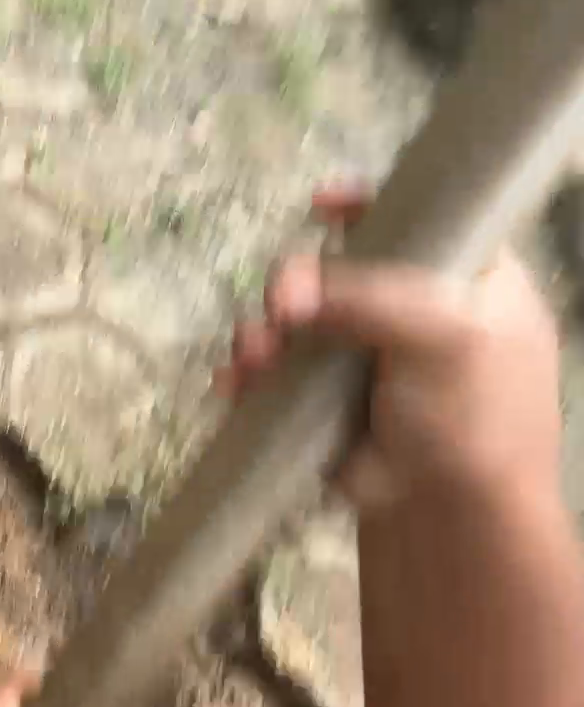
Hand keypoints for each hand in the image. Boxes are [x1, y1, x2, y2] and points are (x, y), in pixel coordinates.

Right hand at [217, 189, 562, 512]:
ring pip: (283, 321)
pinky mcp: (308, 394)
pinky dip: (242, 372)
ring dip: (257, 335)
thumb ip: (371, 299)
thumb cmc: (471, 412)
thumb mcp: (447, 337)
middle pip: (327, 271)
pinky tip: (234, 384)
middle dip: (290, 287)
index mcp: (459, 281)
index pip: (418, 220)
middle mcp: (400, 310)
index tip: (319, 203)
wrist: (438, 503)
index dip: (368, 205)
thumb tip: (284, 296)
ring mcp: (349, 354)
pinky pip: (260, 369)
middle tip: (279, 311)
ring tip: (251, 361)